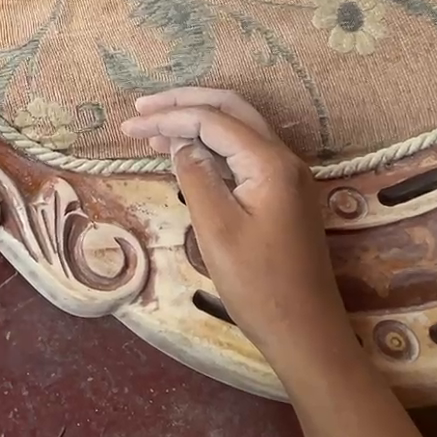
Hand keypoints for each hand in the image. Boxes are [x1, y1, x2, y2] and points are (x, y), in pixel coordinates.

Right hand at [120, 87, 349, 362]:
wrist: (306, 334)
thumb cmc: (258, 284)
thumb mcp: (216, 228)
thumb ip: (195, 175)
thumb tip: (178, 143)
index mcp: (269, 163)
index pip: (211, 120)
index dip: (167, 118)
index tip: (129, 125)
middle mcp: (283, 158)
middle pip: (229, 108)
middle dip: (183, 102)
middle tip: (142, 107)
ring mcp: (286, 175)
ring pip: (237, 126)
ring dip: (195, 119)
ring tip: (152, 128)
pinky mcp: (282, 192)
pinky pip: (242, 150)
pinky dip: (210, 142)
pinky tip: (183, 153)